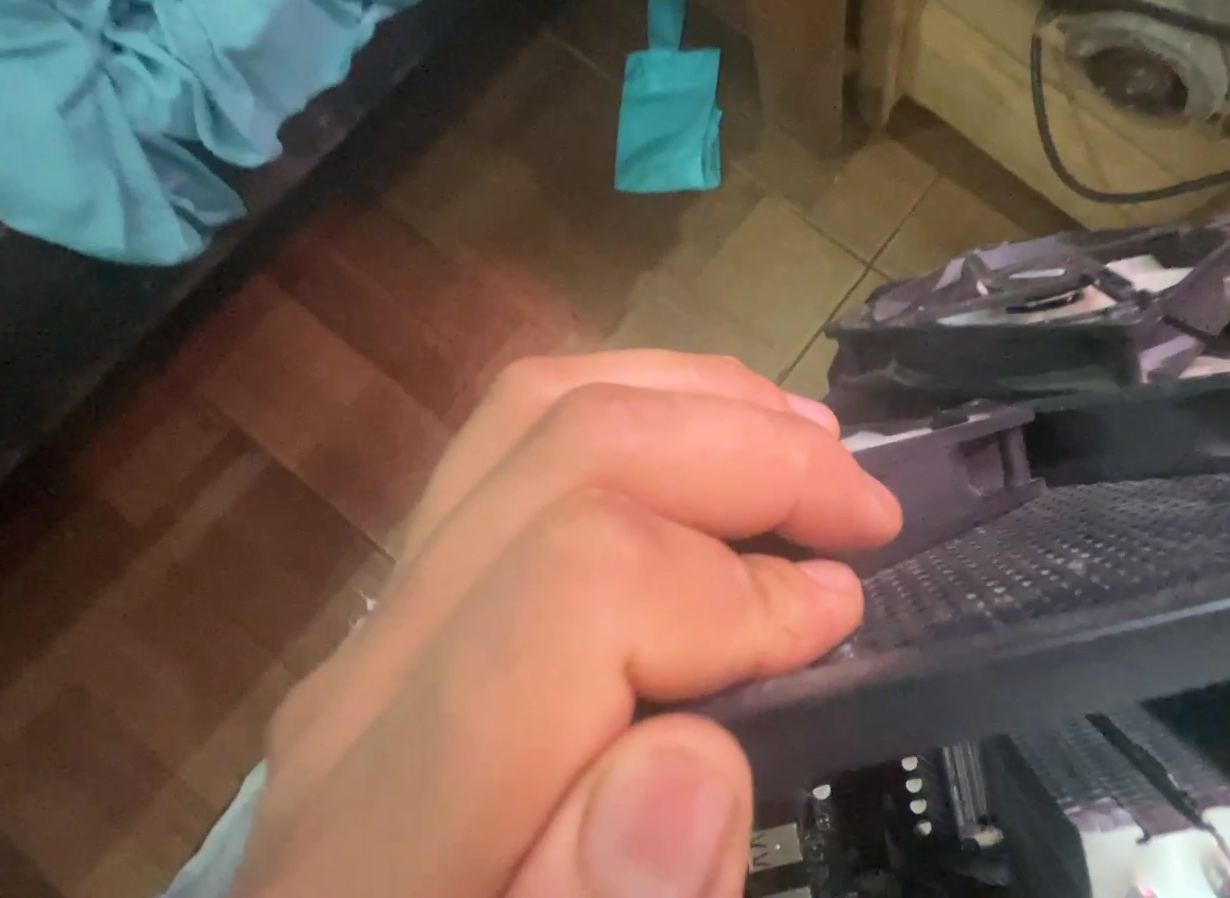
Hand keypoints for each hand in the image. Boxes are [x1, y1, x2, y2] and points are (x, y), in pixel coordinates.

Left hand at [231, 351, 901, 896]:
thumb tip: (687, 769)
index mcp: (390, 822)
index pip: (575, 585)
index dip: (737, 585)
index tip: (839, 612)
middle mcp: (369, 682)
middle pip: (563, 455)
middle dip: (749, 453)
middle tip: (860, 504)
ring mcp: (387, 619)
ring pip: (537, 412)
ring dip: (703, 406)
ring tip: (808, 443)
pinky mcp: (420, 595)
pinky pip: (524, 436)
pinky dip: (648, 410)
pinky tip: (718, 443)